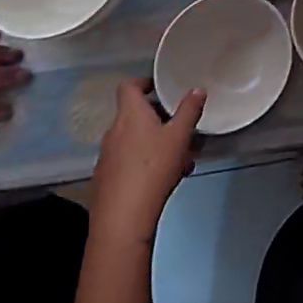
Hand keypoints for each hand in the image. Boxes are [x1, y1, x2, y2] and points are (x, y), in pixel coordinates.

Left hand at [91, 79, 204, 243]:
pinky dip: (144, 164)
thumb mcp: (179, 137)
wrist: (122, 219)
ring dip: (153, 143)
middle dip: (156, 119)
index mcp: (129, 114)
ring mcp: (106, 157)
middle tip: (178, 127)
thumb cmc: (153, 169)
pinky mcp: (105, 180)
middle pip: (134, 115)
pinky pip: (127, 162)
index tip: (159, 88)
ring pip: (133, 141)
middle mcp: (113, 131)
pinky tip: (162, 181)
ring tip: (178, 159)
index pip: (128, 86)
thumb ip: (189, 111)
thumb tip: (197, 89)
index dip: (143, 83)